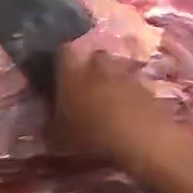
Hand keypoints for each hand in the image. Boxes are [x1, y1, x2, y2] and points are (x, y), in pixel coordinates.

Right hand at [51, 48, 182, 174]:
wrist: (141, 139)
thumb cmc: (92, 136)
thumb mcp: (60, 139)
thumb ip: (50, 128)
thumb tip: (45, 126)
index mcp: (72, 75)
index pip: (62, 53)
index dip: (59, 59)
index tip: (57, 71)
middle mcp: (98, 68)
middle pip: (92, 58)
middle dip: (88, 68)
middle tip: (84, 87)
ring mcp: (125, 76)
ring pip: (114, 71)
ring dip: (110, 81)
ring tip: (107, 102)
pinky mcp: (147, 88)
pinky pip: (133, 86)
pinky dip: (129, 95)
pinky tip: (127, 112)